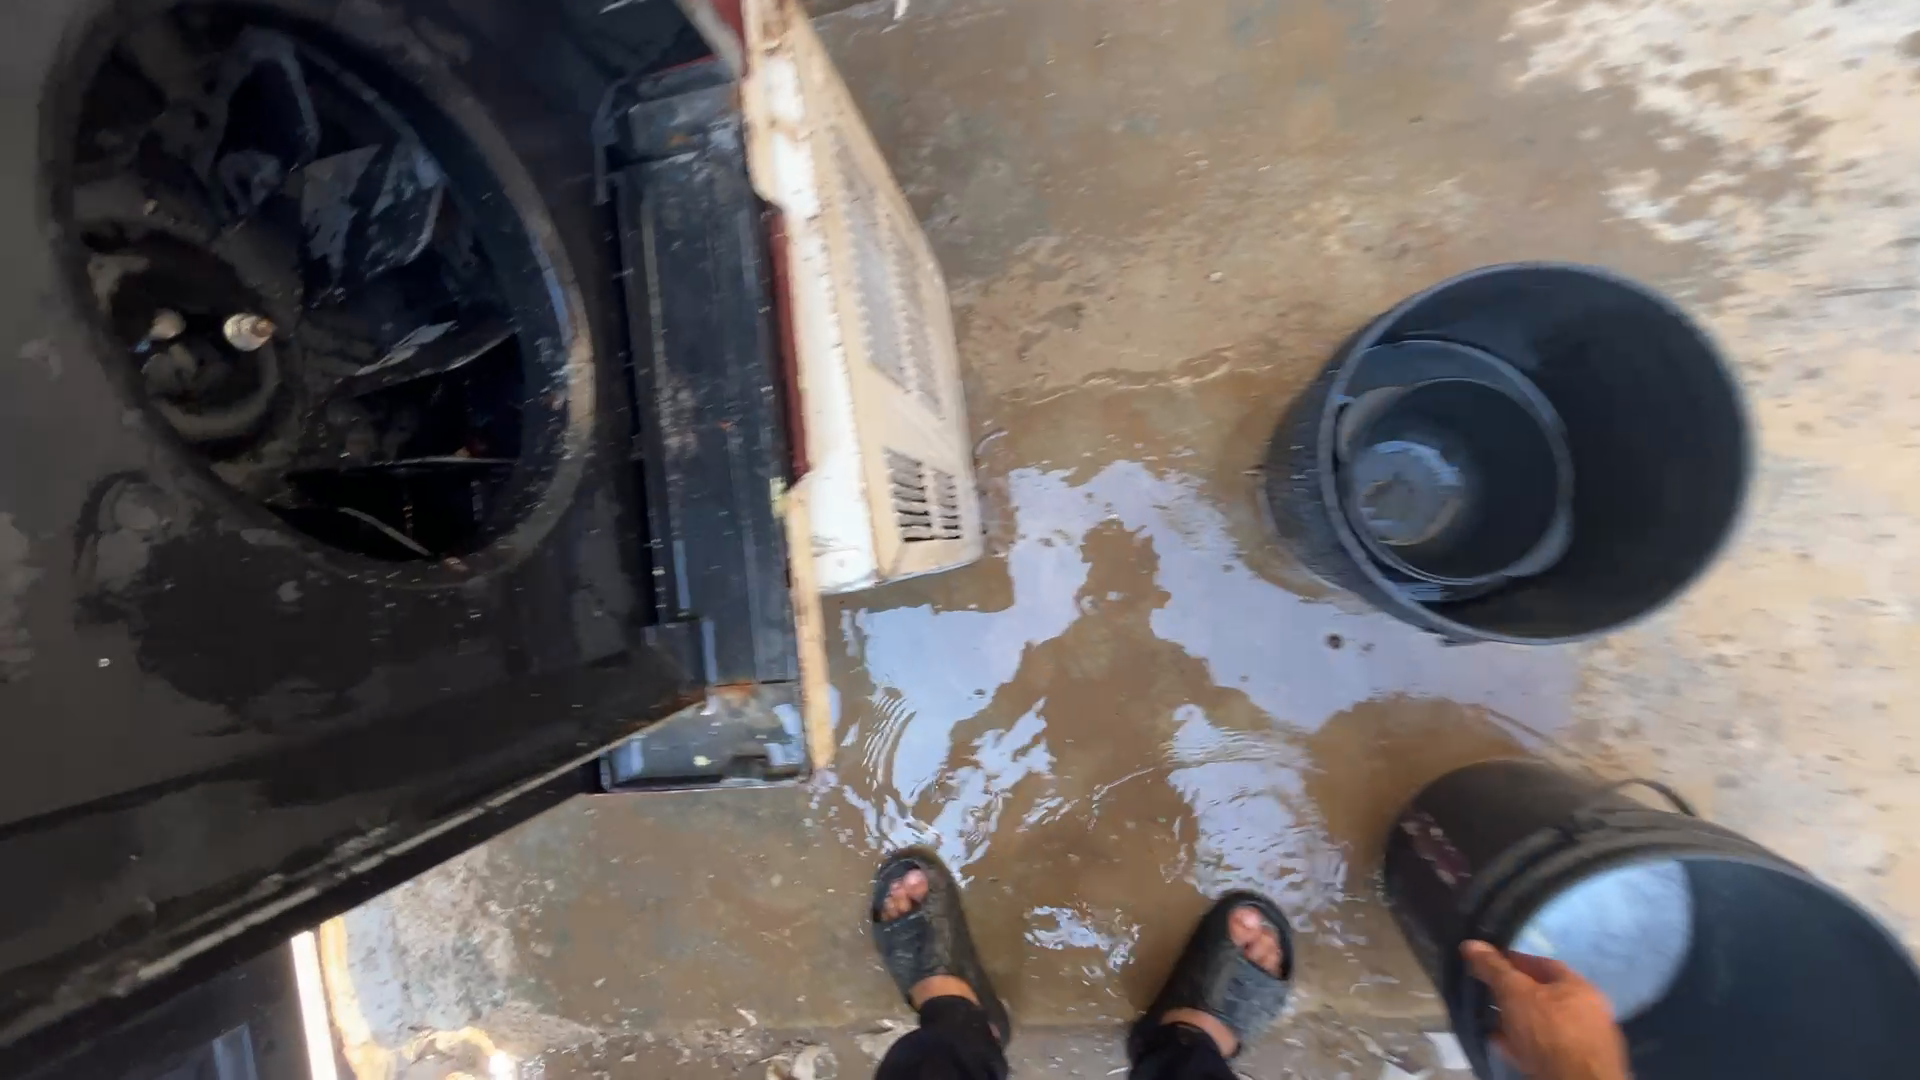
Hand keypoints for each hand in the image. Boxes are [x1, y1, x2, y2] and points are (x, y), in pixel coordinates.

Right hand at [1460, 940, 1630, 1079]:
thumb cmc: (1548, 1030)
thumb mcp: (1513, 991)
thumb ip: (1492, 967)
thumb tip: (1471, 944)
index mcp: (1580, 989)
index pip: (1540, 962)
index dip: (1509, 959)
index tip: (1484, 962)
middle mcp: (1587, 1013)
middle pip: (1539, 994)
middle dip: (1508, 991)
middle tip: (1483, 990)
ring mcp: (1583, 1042)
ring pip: (1538, 1021)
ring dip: (1511, 1018)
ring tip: (1486, 1017)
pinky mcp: (1573, 1065)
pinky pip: (1540, 1045)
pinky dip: (1519, 1040)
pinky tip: (1498, 1041)